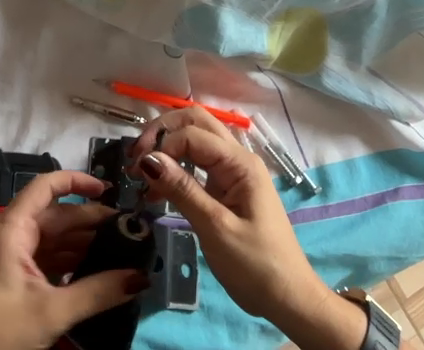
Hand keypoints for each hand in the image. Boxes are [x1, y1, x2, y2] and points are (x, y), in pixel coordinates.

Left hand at [0, 170, 147, 349]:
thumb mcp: (52, 311)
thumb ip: (98, 291)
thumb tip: (141, 277)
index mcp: (12, 227)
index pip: (47, 186)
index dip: (78, 181)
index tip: (109, 190)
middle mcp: (9, 231)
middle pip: (56, 215)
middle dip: (90, 221)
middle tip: (128, 231)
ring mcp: (9, 254)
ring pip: (53, 238)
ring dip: (83, 244)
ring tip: (120, 251)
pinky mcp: (11, 275)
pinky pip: (46, 257)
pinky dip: (70, 261)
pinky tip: (96, 271)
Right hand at [133, 108, 368, 349]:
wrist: (289, 299)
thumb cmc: (256, 265)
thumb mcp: (216, 228)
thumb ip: (182, 189)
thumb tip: (147, 158)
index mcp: (240, 163)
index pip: (192, 134)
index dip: (162, 144)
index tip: (134, 169)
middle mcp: (237, 159)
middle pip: (196, 124)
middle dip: (162, 133)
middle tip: (134, 157)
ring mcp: (232, 174)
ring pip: (195, 142)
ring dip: (167, 148)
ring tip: (139, 172)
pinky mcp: (226, 191)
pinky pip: (197, 167)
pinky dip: (174, 170)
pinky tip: (155, 190)